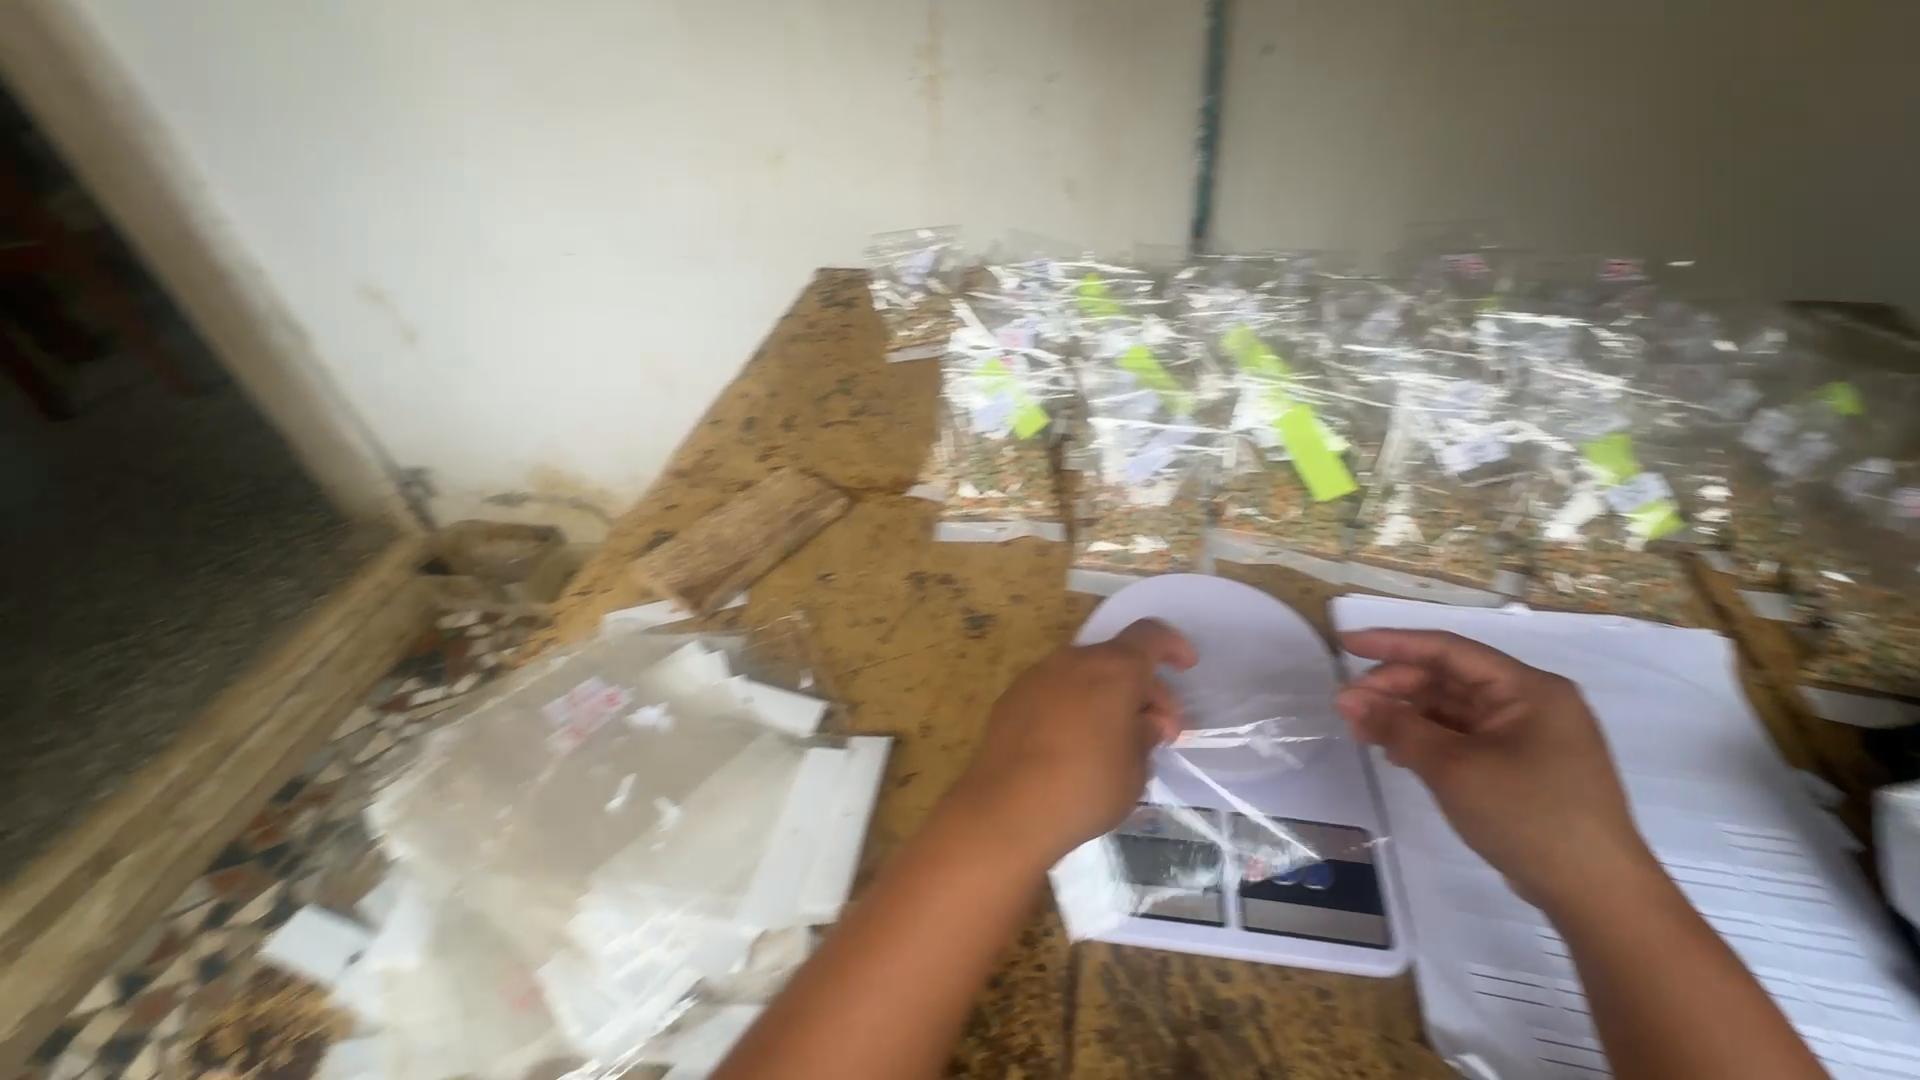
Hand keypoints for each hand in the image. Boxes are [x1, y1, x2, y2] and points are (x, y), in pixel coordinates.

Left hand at [946, 619, 1197, 866]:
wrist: (1006, 808)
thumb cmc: (1085, 787)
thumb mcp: (1135, 769)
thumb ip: (1146, 736)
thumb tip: (1147, 721)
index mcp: (1113, 669)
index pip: (1150, 636)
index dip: (1173, 646)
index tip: (1186, 666)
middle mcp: (1073, 661)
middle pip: (1116, 660)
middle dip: (1142, 688)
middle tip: (1157, 731)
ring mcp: (1036, 677)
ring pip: (1083, 675)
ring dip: (1106, 697)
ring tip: (1116, 741)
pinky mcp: (1011, 699)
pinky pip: (1055, 691)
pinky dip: (1074, 706)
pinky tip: (1075, 745)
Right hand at [1336, 628, 1652, 910]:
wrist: (1598, 894)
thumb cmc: (1528, 815)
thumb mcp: (1452, 767)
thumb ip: (1396, 727)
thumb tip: (1346, 700)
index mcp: (1528, 689)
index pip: (1448, 650)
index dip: (1391, 643)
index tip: (1345, 644)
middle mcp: (1532, 703)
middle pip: (1448, 678)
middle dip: (1394, 688)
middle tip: (1347, 707)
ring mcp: (1531, 736)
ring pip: (1453, 709)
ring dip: (1407, 715)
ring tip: (1363, 732)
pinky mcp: (1524, 766)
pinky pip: (1465, 736)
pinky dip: (1428, 739)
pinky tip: (1398, 754)